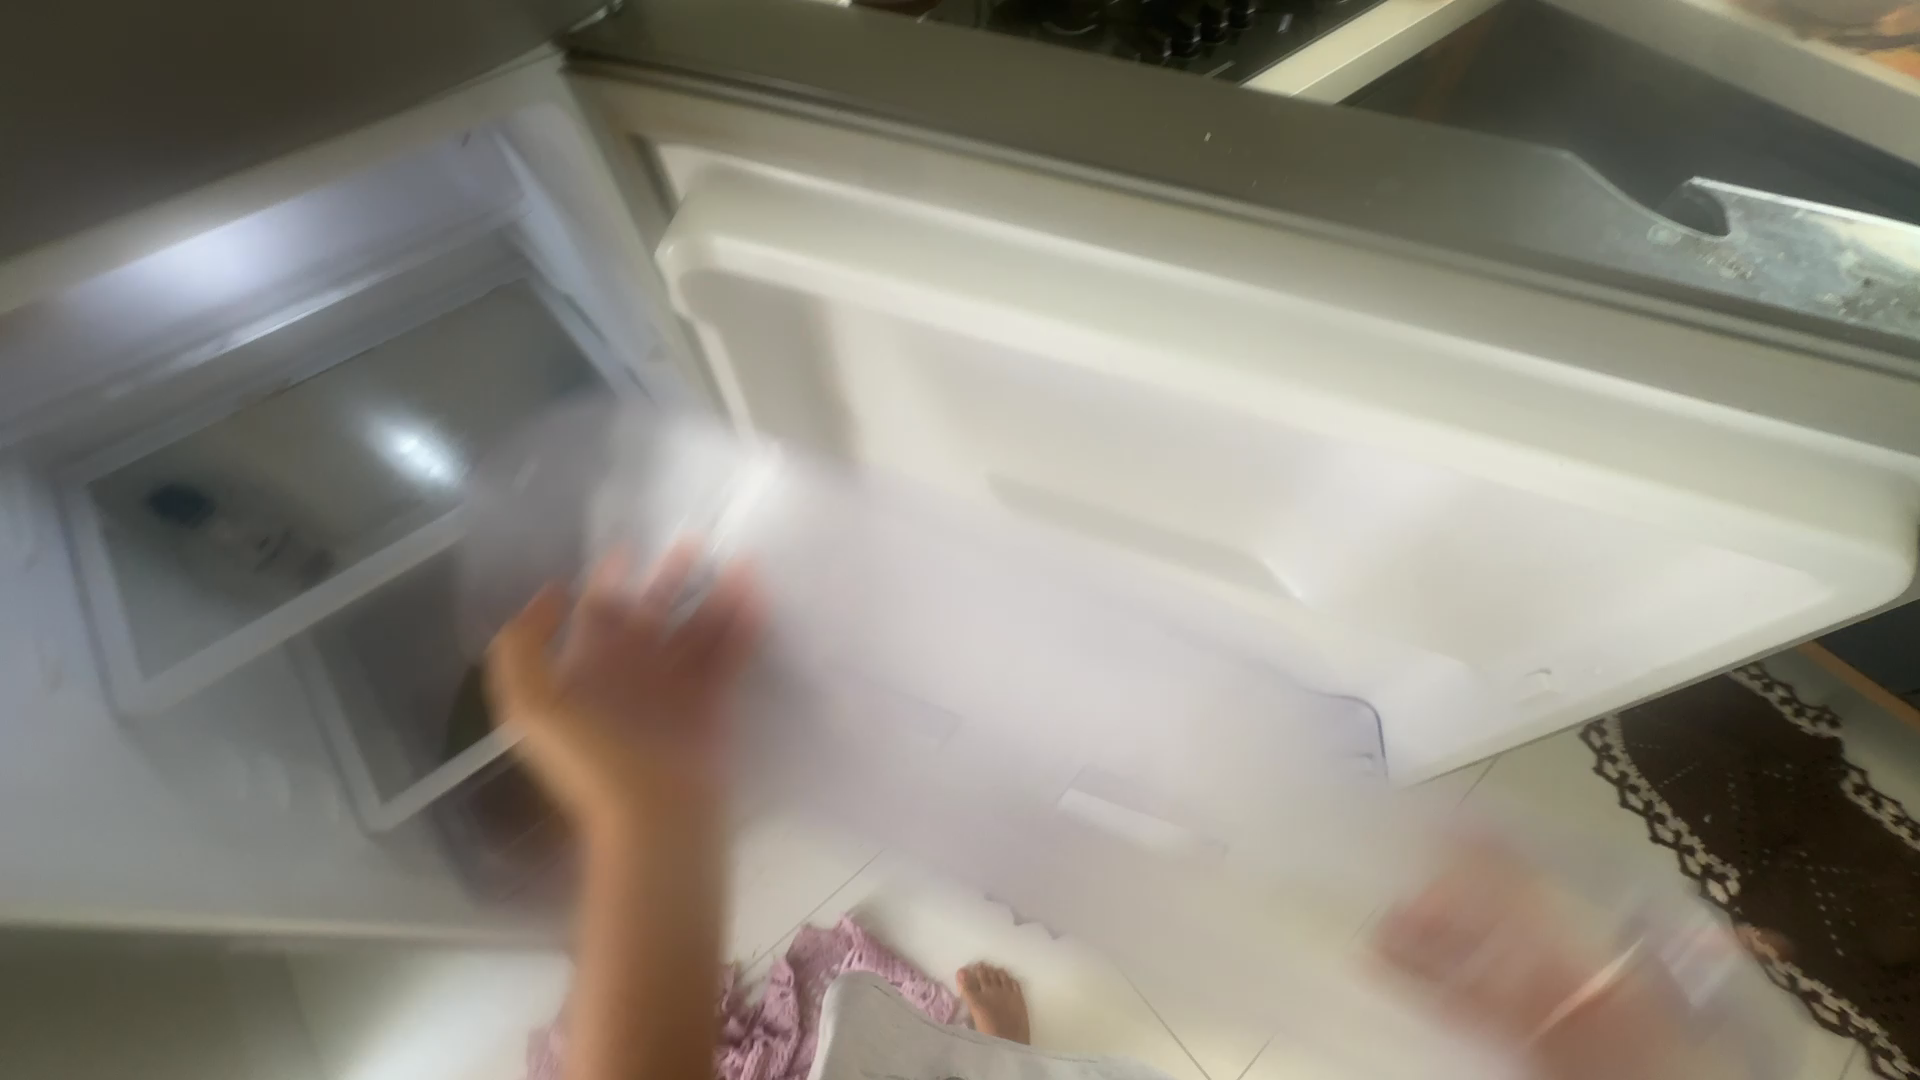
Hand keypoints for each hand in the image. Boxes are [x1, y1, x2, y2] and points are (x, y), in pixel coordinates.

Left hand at [485, 541, 763, 838]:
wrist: (655, 810)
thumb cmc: (593, 756)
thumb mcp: (531, 704)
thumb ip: (523, 646)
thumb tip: (551, 595)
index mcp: (590, 671)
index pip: (598, 615)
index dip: (607, 581)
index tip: (626, 549)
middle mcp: (633, 673)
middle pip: (652, 614)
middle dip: (668, 579)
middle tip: (690, 544)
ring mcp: (676, 686)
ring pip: (697, 628)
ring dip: (716, 596)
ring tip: (737, 563)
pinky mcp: (713, 699)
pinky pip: (730, 652)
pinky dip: (743, 625)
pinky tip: (755, 595)